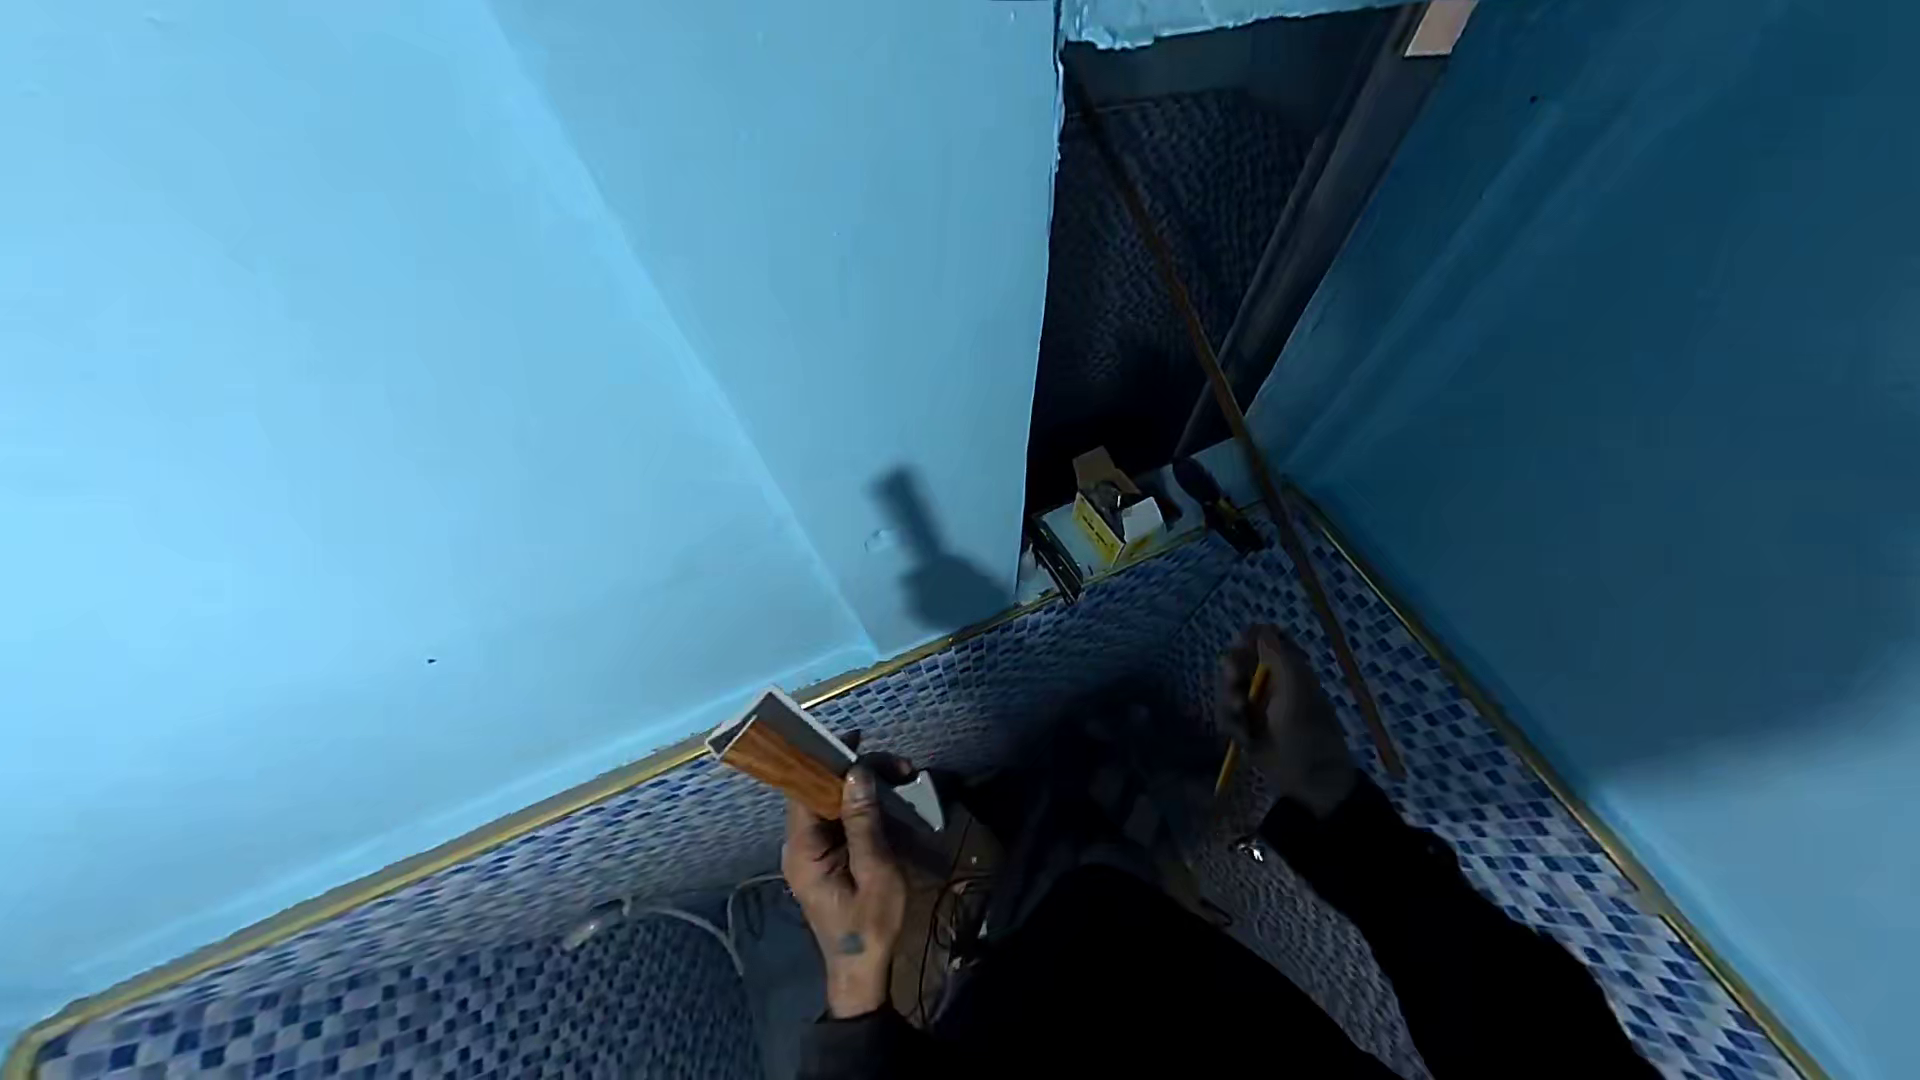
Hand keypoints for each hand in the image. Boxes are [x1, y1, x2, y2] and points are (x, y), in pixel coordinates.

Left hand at [782, 763, 908, 1017]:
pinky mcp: (827, 855)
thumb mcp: (875, 872)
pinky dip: (864, 803)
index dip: (825, 760)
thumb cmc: (870, 926)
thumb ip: (864, 821)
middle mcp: (800, 845)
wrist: (863, 972)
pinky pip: (840, 817)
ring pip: (833, 801)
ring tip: (903, 777)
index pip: (804, 790)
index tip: (855, 740)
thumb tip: (857, 772)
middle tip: (900, 767)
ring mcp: (813, 850)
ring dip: (865, 785)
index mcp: (803, 850)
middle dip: (858, 771)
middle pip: (821, 790)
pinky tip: (890, 797)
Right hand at [1218, 625, 1358, 817]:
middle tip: (1235, 684)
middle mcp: (1270, 682)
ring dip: (1229, 702)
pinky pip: (1226, 715)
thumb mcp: (1295, 689)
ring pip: (1227, 688)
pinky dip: (1231, 724)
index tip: (1241, 646)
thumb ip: (1277, 655)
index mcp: (1289, 668)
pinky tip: (1244, 737)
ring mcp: (1257, 704)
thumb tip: (1261, 627)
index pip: (1265, 639)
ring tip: (1241, 718)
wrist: (1310, 780)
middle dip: (1232, 673)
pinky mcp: (1245, 726)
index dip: (1249, 639)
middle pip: (1238, 661)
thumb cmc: (1308, 731)